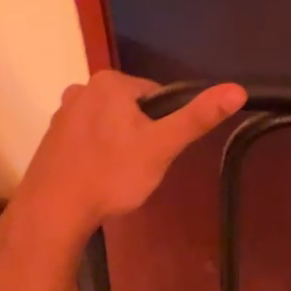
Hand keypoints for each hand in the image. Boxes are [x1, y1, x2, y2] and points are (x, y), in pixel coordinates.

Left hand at [9, 71, 246, 239]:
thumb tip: (238, 89)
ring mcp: (64, 112)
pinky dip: (98, 154)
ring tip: (118, 176)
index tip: (159, 151)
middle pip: (133, 110)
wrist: (55, 208)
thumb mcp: (162, 146)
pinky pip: (89, 139)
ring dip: (120, 146)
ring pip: (110, 125)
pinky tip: (98, 178)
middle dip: (142, 136)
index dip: (165, 126)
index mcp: (111, 82)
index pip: (157, 96)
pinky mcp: (52, 136)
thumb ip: (198, 118)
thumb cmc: (113, 174)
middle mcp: (83, 87)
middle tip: (140, 168)